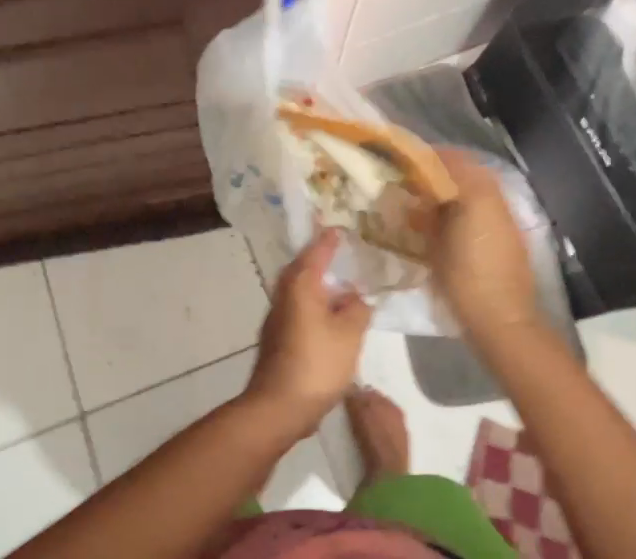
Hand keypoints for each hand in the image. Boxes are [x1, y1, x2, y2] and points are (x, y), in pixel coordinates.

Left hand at [245, 229, 372, 430]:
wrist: (278, 406)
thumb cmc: (316, 363)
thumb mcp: (349, 334)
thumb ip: (357, 309)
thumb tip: (356, 296)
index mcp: (301, 285)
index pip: (316, 252)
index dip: (329, 240)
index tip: (341, 229)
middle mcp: (284, 295)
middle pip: (303, 269)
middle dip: (321, 260)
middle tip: (342, 255)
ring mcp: (278, 317)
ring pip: (300, 291)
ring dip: (319, 285)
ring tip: (343, 287)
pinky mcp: (278, 338)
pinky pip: (299, 309)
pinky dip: (315, 306)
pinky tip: (331, 318)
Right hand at [429, 148, 542, 346]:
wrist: (503, 319)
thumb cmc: (463, 280)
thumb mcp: (433, 246)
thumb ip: (425, 214)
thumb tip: (413, 198)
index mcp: (474, 193)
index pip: (448, 159)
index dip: (424, 158)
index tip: (403, 163)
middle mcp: (495, 195)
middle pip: (467, 167)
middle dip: (441, 169)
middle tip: (415, 180)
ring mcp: (507, 213)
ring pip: (479, 183)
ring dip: (456, 184)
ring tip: (431, 198)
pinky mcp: (512, 231)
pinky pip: (488, 202)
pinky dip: (469, 201)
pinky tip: (452, 219)